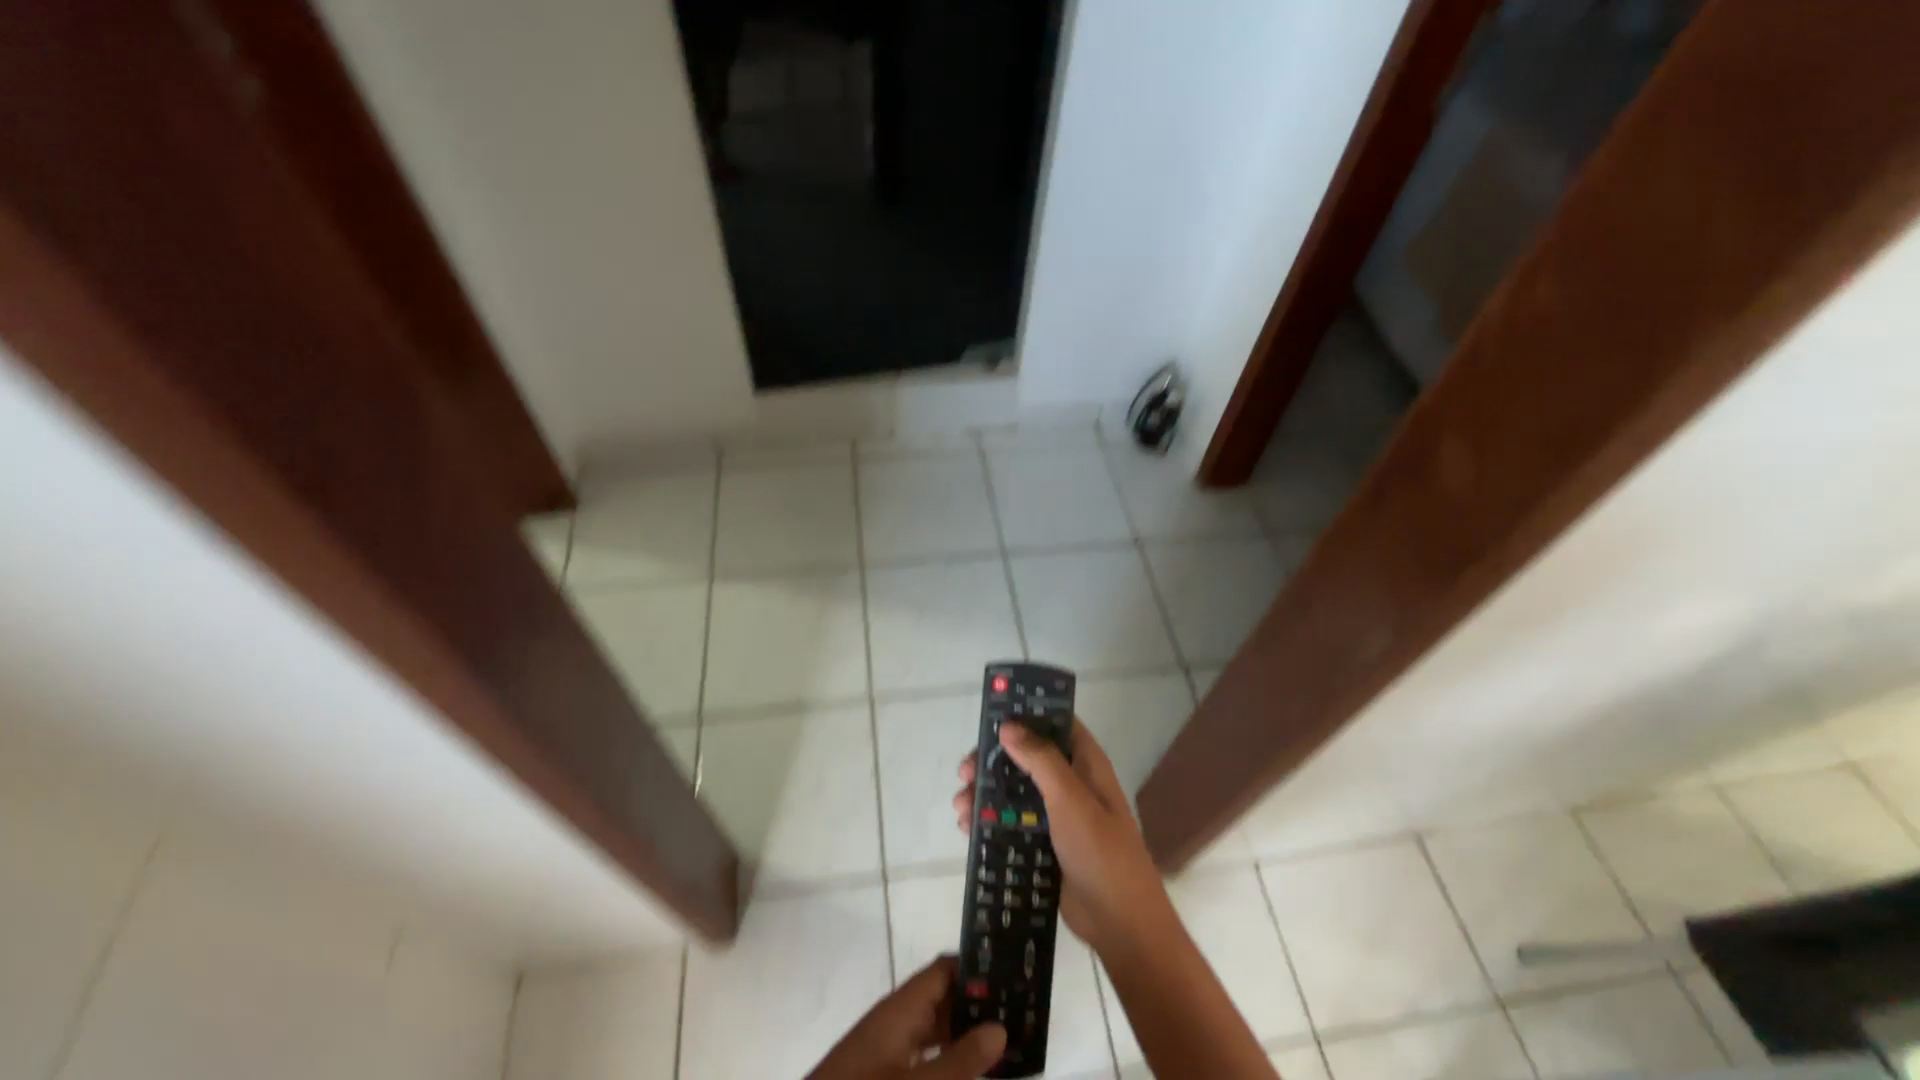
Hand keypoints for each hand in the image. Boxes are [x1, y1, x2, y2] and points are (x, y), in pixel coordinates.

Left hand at [807, 956, 1005, 1079]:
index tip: (1015, 974)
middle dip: (981, 1004)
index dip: (978, 968)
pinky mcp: (884, 1071)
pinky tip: (974, 1072)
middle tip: (1024, 1011)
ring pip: (936, 1030)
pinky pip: (925, 1055)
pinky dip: (950, 1057)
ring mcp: (888, 1049)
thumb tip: (1000, 1027)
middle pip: (944, 999)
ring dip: (968, 1034)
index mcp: (900, 1010)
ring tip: (1010, 1040)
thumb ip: (959, 1060)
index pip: (944, 971)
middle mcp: (895, 1021)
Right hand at [953, 722, 1173, 953]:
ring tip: (961, 808)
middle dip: (993, 762)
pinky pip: (1012, 825)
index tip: (991, 720)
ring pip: (1014, 793)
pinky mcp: (1045, 846)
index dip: (1026, 716)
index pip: (1056, 725)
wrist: (1120, 922)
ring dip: (985, 795)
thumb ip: (1040, 759)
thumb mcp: (1070, 799)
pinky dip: (989, 823)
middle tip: (964, 773)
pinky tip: (968, 830)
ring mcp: (1058, 817)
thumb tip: (1009, 725)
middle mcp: (1072, 785)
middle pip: (1026, 759)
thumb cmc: (1100, 851)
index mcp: (1086, 765)